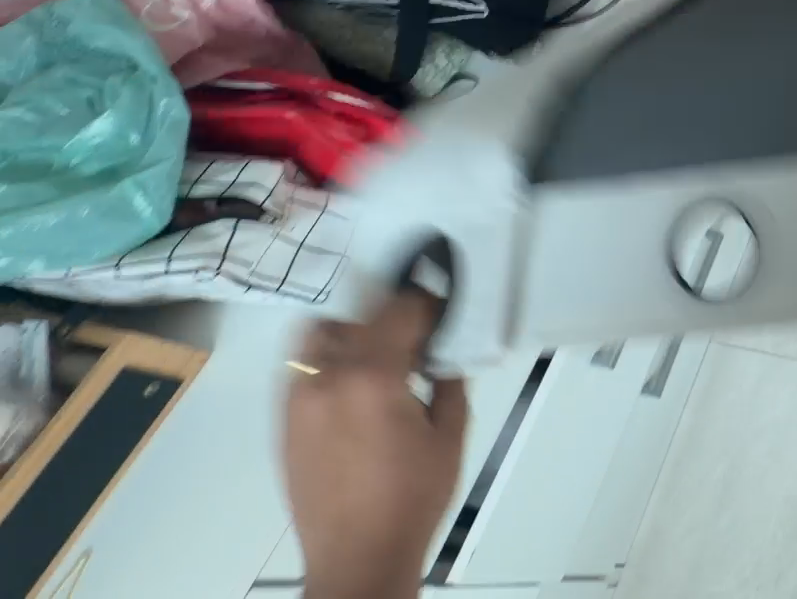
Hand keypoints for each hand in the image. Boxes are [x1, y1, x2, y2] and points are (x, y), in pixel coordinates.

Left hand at [283, 287, 467, 598]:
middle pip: (361, 316)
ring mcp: (297, 401)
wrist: (358, 556)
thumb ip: (448, 377)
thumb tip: (444, 348)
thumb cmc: (416, 492)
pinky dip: (330, 354)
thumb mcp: (452, 428)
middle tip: (425, 326)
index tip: (449, 304)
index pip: (401, 311)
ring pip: (320, 334)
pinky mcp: (285, 422)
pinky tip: (360, 375)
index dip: (429, 300)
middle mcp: (327, 381)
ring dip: (356, 328)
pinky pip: (302, 366)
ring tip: (386, 347)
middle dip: (397, 311)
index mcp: (373, 379)